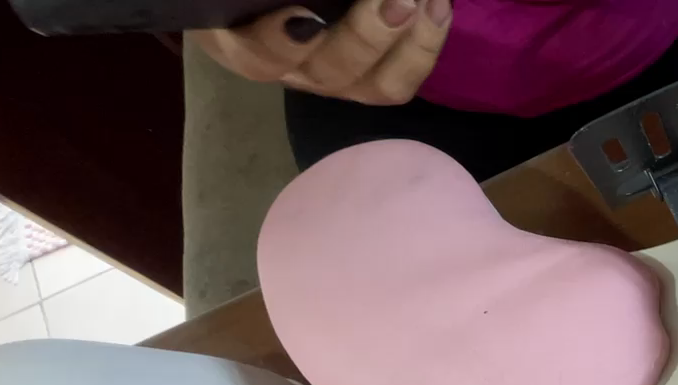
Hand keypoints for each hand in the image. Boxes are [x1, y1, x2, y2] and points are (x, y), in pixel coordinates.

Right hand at [192, 0, 449, 104]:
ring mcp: (339, 83)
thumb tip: (306, 5)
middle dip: (367, 34)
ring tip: (430, 1)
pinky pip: (405, 79)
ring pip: (381, 84)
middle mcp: (294, 74)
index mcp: (238, 44)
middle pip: (333, 70)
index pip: (255, 54)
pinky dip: (426, 43)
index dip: (279, 41)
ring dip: (412, 42)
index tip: (303, 15)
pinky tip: (439, 7)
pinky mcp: (375, 83)